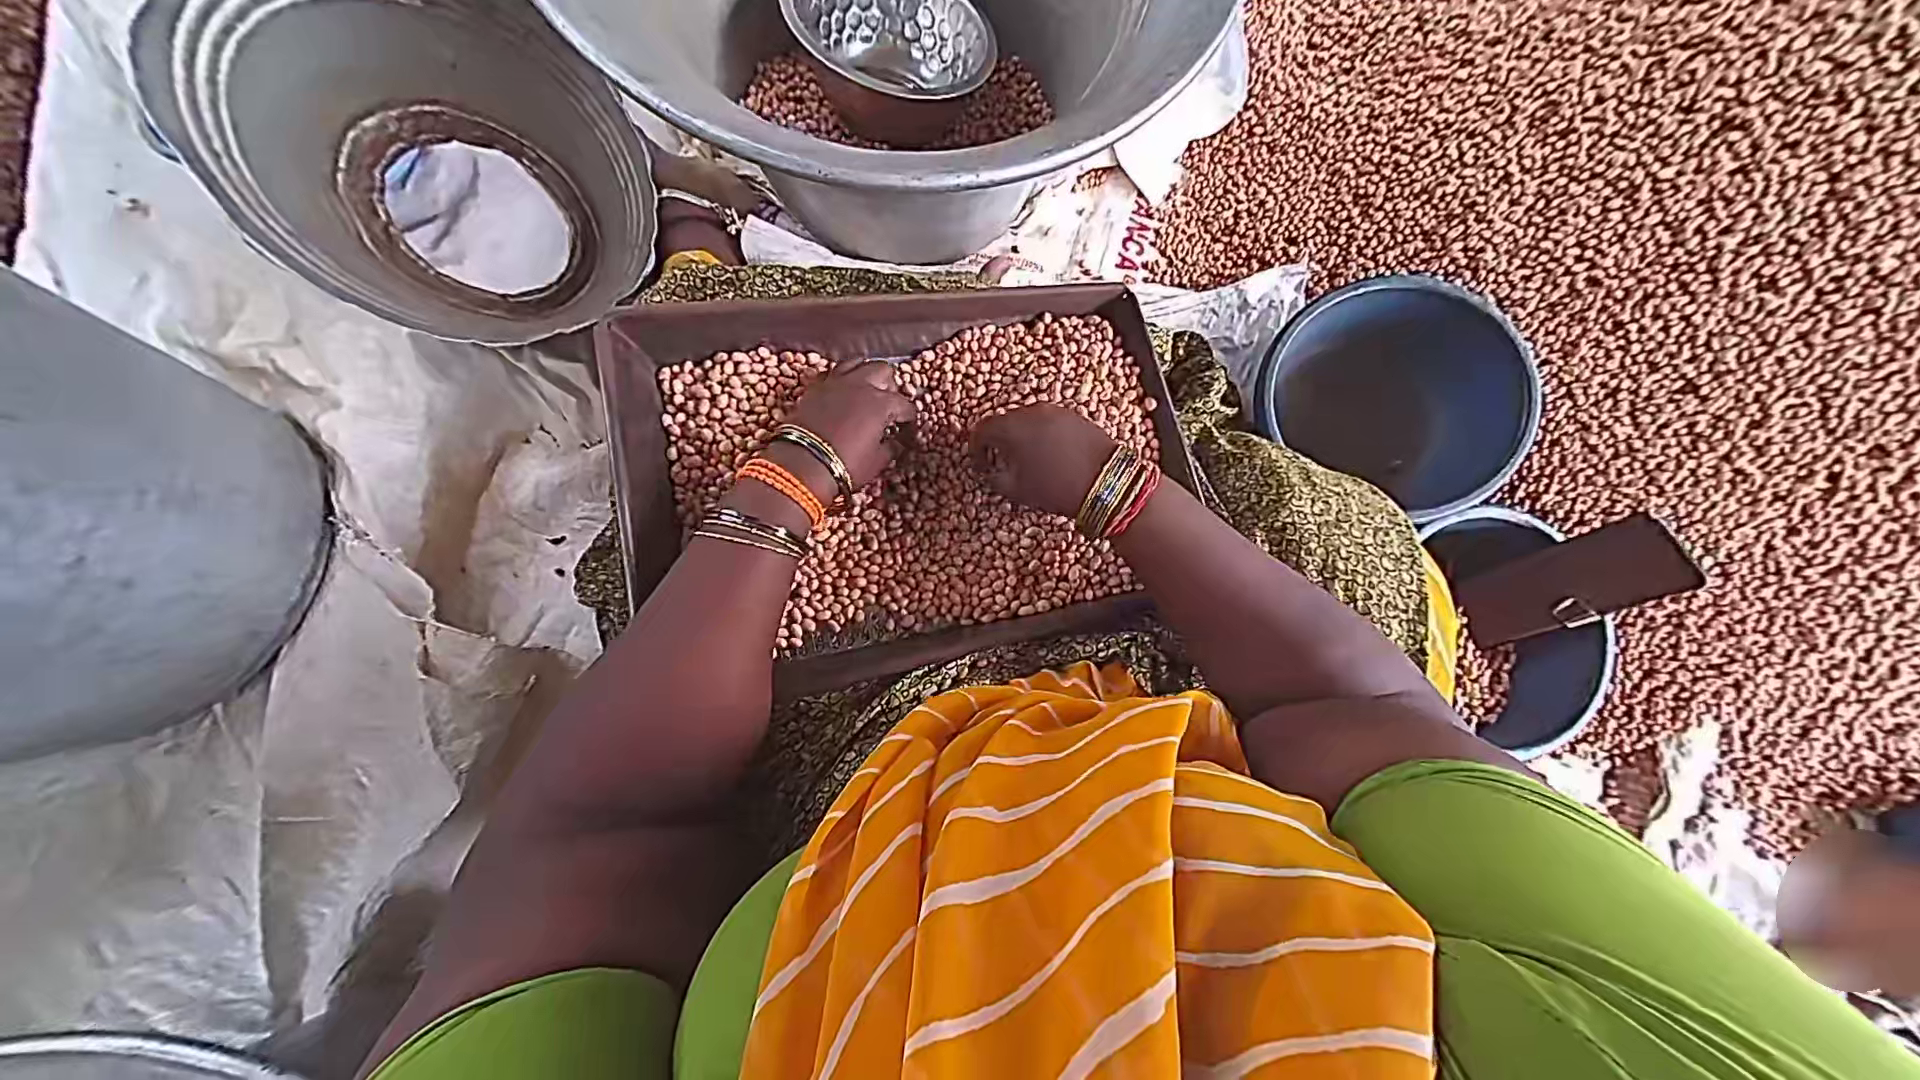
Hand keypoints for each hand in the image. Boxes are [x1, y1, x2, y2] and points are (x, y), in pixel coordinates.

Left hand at [782, 359, 917, 491]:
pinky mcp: (815, 387)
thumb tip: (895, 443)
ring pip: (857, 362)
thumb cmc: (845, 465)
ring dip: (866, 373)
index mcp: (882, 403)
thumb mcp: (877, 461)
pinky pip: (832, 372)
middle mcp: (861, 385)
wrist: (804, 464)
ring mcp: (836, 382)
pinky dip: (841, 378)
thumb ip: (891, 447)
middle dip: (890, 386)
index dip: (909, 417)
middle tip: (889, 405)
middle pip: (883, 371)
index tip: (907, 427)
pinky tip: (842, 390)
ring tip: (867, 389)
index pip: (905, 405)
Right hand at [969, 405, 1117, 517]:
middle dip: (998, 442)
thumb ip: (993, 478)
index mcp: (1011, 427)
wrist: (1106, 483)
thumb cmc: (1056, 488)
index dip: (976, 448)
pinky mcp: (1074, 415)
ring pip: (1027, 420)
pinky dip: (1041, 434)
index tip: (980, 464)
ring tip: (1027, 462)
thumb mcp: (1016, 490)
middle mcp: (1031, 411)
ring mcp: (1055, 411)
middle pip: (1004, 422)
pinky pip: (1048, 421)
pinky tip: (1049, 455)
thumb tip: (988, 471)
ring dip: (1020, 437)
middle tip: (1000, 464)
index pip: (982, 430)